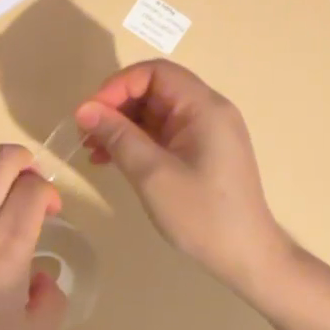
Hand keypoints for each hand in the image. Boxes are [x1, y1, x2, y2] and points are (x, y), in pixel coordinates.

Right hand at [73, 59, 288, 286]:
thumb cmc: (200, 214)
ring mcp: (205, 133)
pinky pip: (162, 134)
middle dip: (116, 106)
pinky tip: (111, 161)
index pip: (155, 73)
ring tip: (92, 150)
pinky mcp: (200, 153)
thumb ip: (118, 136)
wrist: (245, 255)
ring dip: (121, 126)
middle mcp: (208, 112)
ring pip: (155, 113)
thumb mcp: (152, 174)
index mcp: (204, 108)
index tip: (90, 114)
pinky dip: (135, 142)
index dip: (117, 86)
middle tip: (86, 134)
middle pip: (154, 90)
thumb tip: (85, 109)